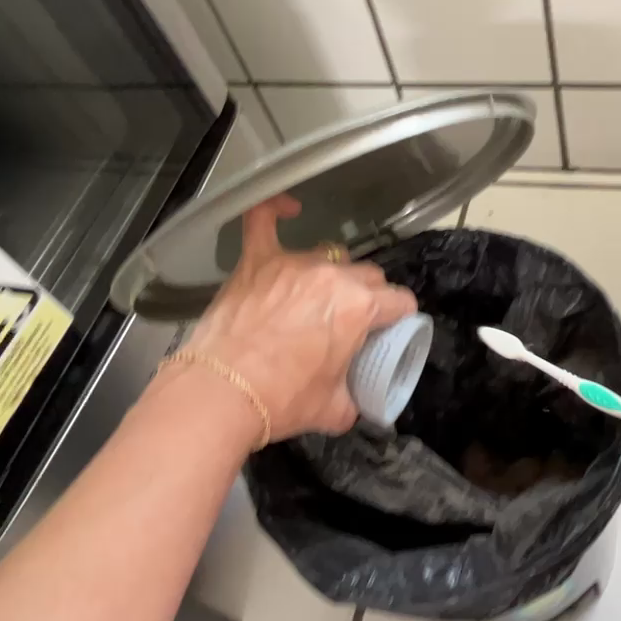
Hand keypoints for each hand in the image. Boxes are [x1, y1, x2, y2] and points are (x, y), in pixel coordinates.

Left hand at [171, 194, 416, 441]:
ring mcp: (293, 264)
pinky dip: (275, 210)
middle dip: (369, 296)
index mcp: (360, 308)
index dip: (400, 317)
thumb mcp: (334, 410)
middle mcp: (332, 276)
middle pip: (368, 274)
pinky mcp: (257, 262)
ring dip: (332, 274)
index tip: (391, 329)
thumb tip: (356, 402)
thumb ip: (355, 399)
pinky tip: (287, 209)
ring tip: (318, 298)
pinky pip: (264, 221)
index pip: (400, 301)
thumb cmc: (281, 401)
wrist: (220, 394)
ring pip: (330, 255)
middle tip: (353, 322)